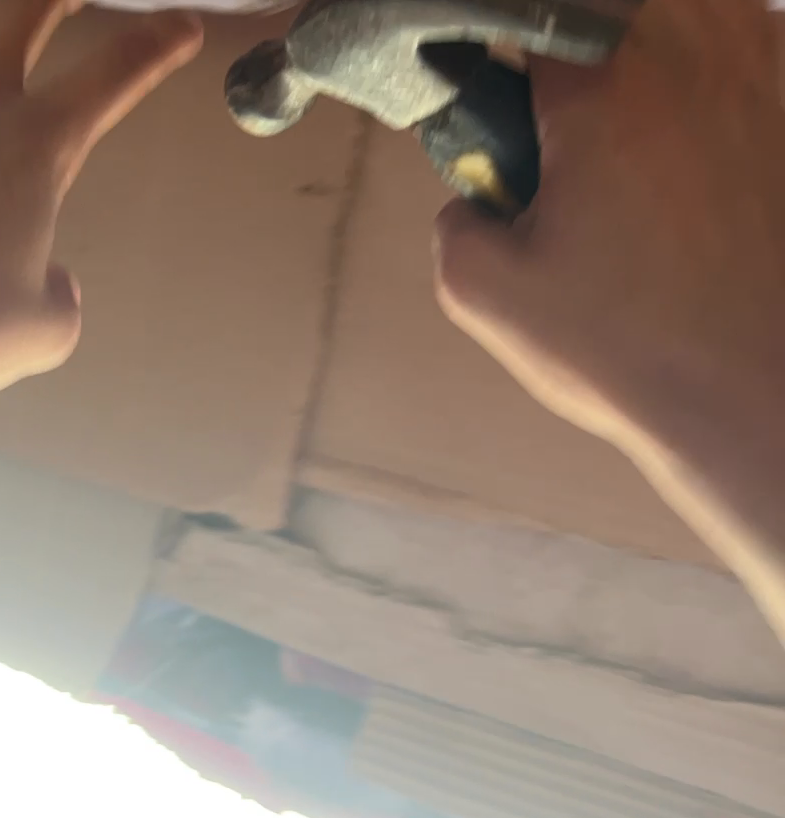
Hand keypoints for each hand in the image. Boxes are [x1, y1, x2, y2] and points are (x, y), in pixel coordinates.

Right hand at [433, 0, 784, 456]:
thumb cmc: (616, 338)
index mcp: (607, 96)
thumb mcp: (480, 290)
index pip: (532, 18)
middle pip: (618, 6)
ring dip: (637, 56)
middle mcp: (704, 60)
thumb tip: (473, 196)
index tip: (476, 98)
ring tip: (601, 138)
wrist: (761, 387)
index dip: (491, 47)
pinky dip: (701, 80)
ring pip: (695, 15)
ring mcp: (777, 75)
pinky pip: (750, 52)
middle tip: (539, 120)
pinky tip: (673, 157)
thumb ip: (456, 222)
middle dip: (565, 45)